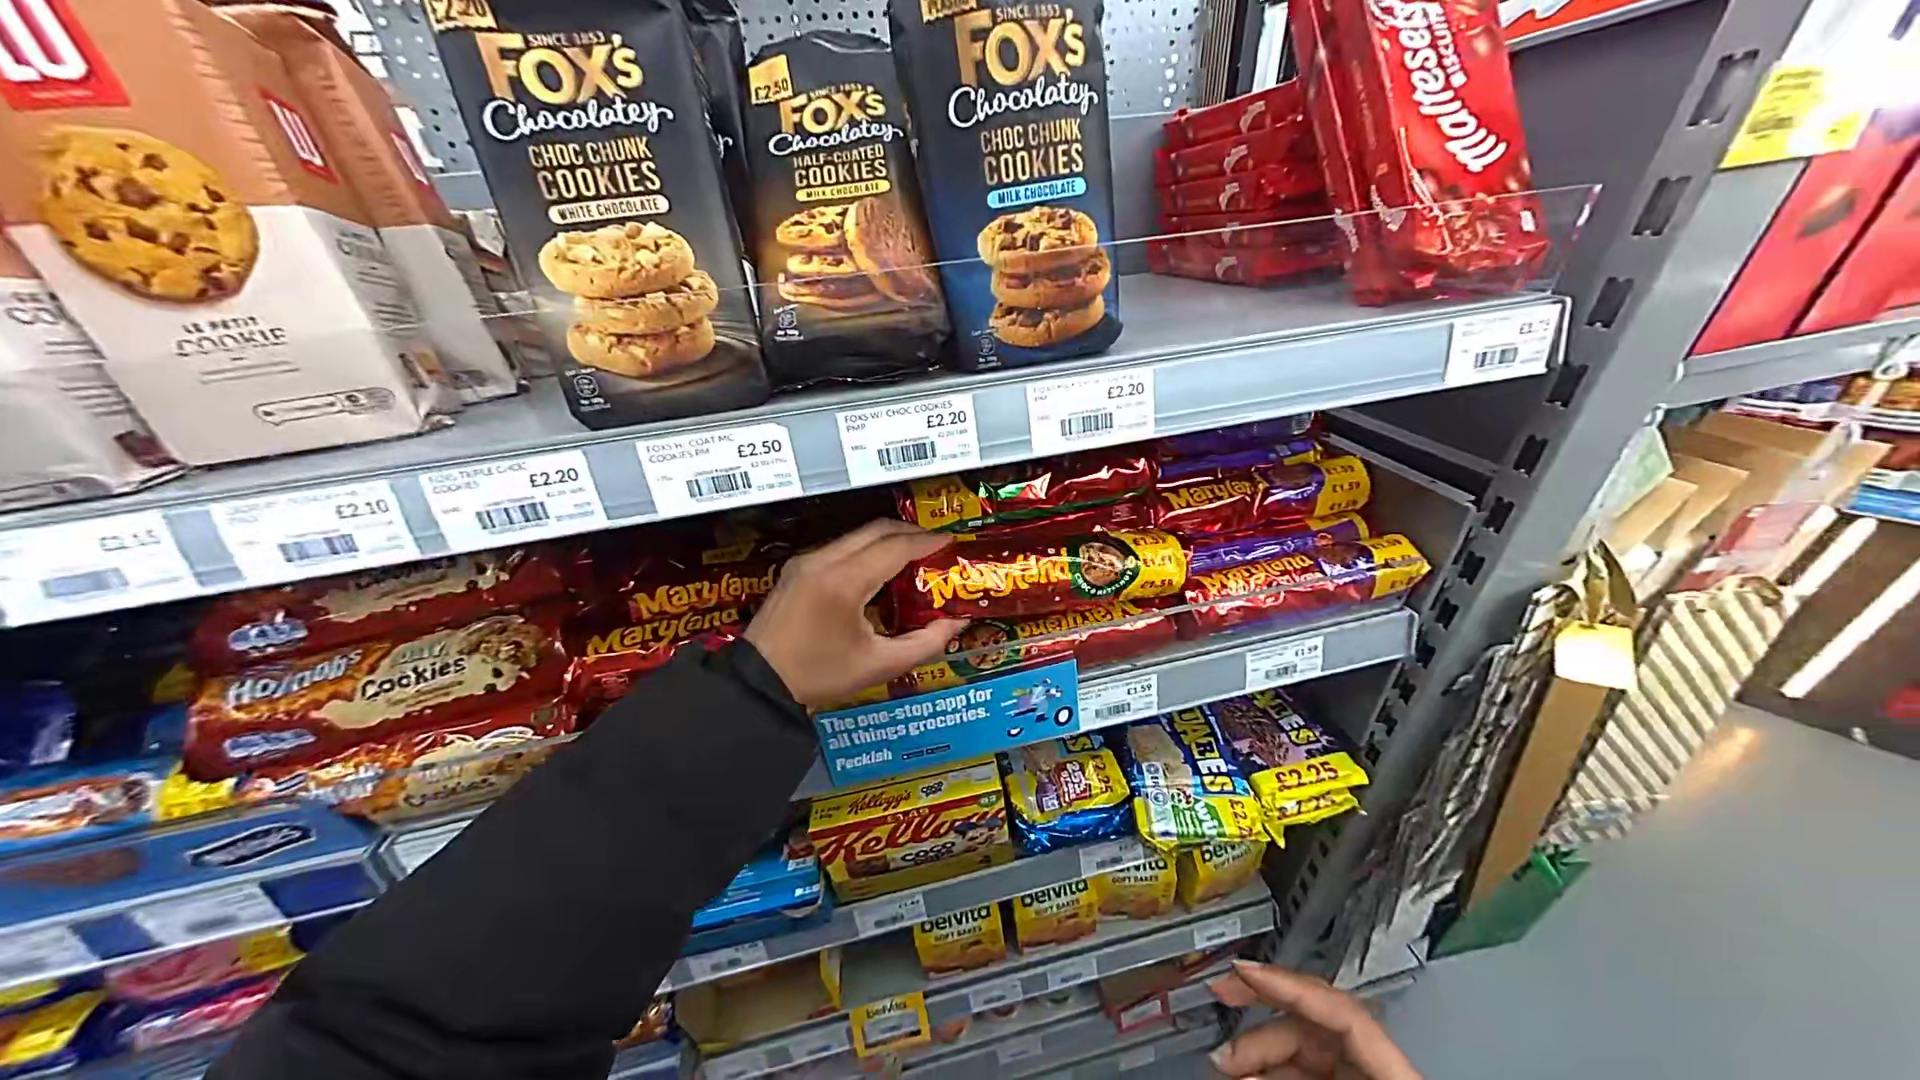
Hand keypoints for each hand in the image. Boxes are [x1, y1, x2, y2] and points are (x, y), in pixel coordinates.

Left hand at [744, 519, 968, 706]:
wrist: (758, 684)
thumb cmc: (818, 675)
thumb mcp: (879, 665)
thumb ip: (925, 643)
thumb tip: (956, 623)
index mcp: (843, 581)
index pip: (894, 547)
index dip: (927, 542)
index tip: (951, 542)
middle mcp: (822, 561)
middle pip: (876, 530)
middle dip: (910, 533)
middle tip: (936, 547)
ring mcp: (805, 561)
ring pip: (857, 536)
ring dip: (887, 541)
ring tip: (914, 558)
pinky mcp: (796, 569)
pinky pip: (840, 547)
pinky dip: (866, 550)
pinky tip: (880, 571)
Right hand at [1207, 960, 1419, 1079]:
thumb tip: (1241, 1075)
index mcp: (1397, 1079)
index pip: (1341, 1013)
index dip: (1291, 987)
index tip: (1244, 971)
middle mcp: (1379, 1071)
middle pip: (1315, 1023)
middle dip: (1263, 1010)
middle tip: (1220, 992)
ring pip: (1302, 1049)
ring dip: (1257, 1051)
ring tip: (1223, 1066)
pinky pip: (1302, 1074)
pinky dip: (1270, 1073)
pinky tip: (1245, 1078)